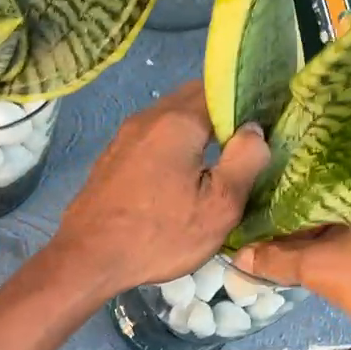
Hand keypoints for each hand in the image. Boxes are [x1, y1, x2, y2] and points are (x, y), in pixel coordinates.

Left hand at [48, 82, 270, 294]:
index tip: (263, 131)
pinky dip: (170, 150)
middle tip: (242, 152)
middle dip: (221, 118)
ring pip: (170, 121)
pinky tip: (177, 180)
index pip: (222, 90)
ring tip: (213, 168)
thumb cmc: (159, 235)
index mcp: (178, 121)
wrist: (88, 258)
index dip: (247, 106)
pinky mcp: (111, 159)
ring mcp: (124, 137)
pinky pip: (151, 141)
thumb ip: (245, 162)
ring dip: (194, 135)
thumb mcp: (219, 207)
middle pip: (194, 100)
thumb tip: (255, 130)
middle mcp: (148, 117)